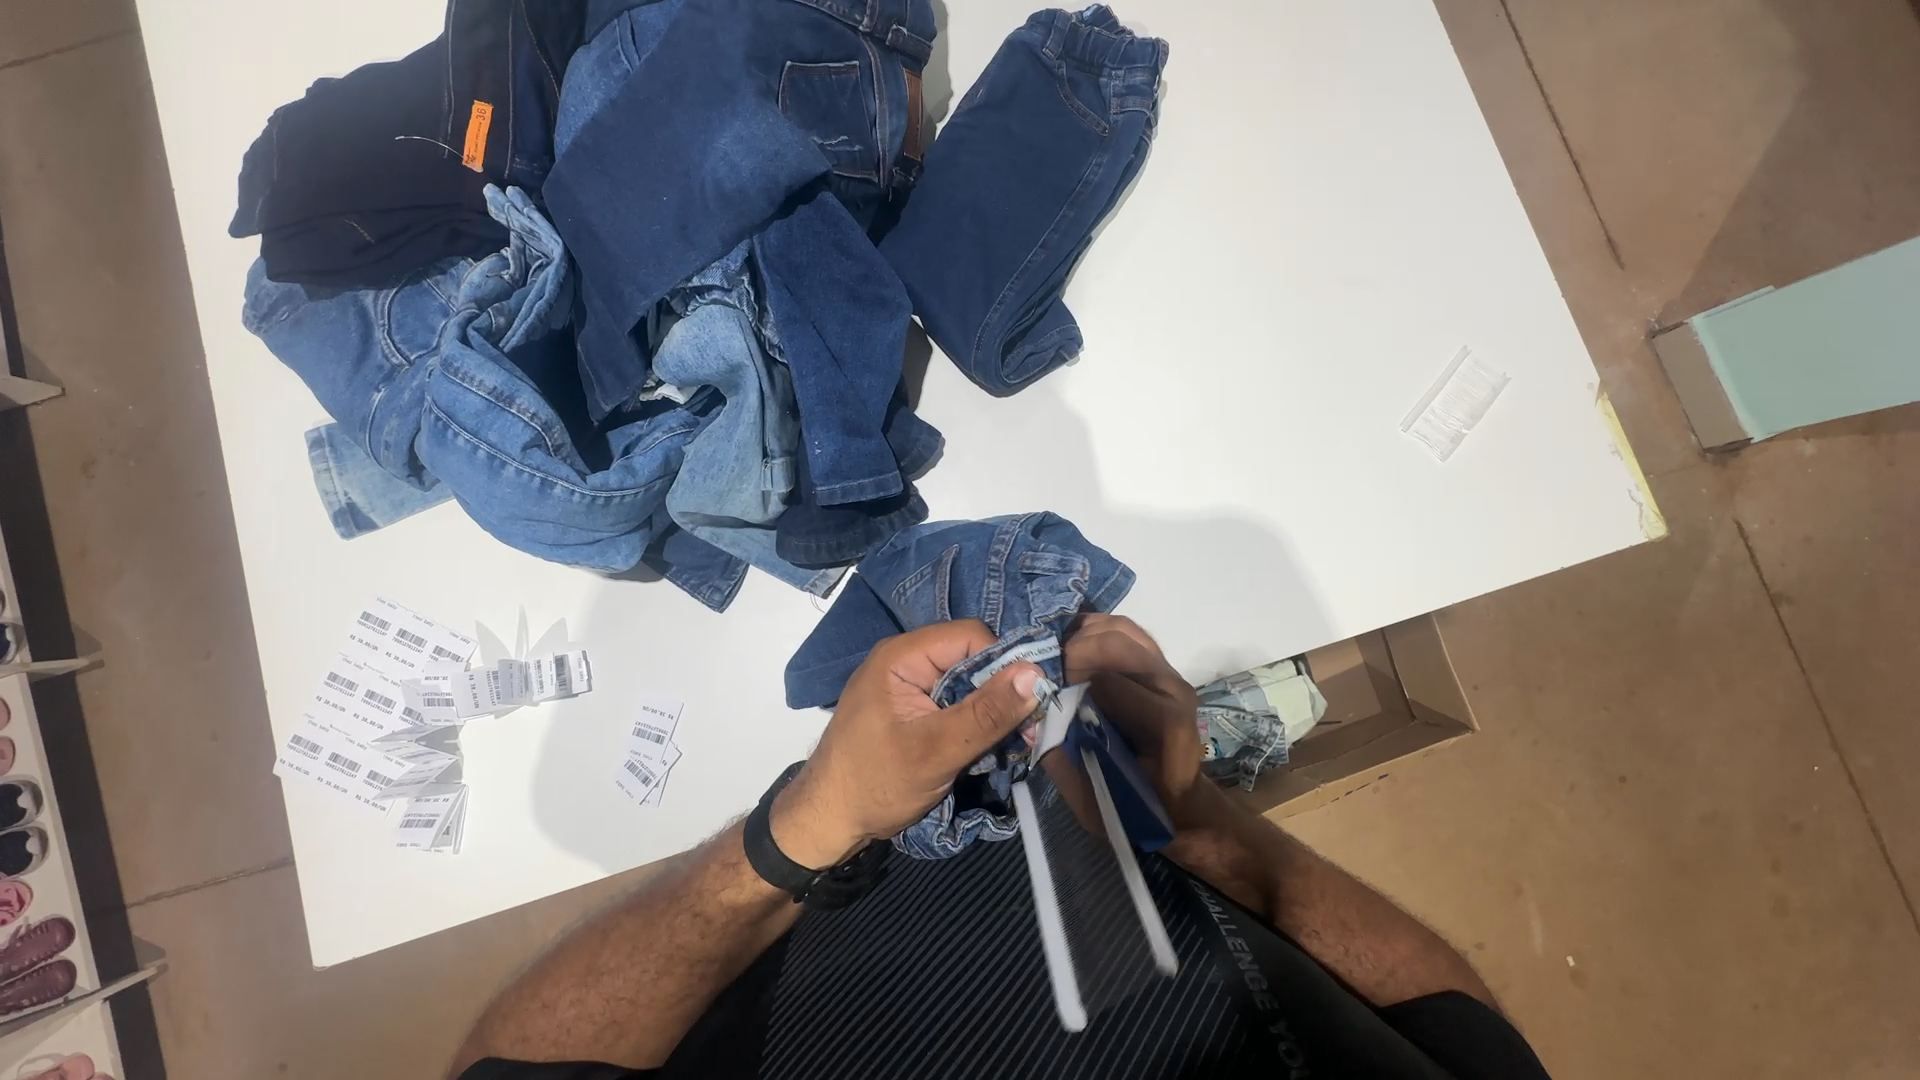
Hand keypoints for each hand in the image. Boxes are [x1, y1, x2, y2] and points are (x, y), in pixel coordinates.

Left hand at [771, 620, 1042, 868]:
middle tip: (1026, 733)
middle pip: (972, 658)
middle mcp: (906, 660)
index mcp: (903, 656)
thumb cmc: (875, 784)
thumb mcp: (937, 751)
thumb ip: (986, 713)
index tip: (1028, 705)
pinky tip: (986, 748)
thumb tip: (1035, 674)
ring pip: (967, 683)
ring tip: (1010, 746)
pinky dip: (974, 723)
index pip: (972, 636)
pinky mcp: (912, 709)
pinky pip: (954, 703)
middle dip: (1001, 693)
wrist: (827, 822)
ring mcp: (908, 686)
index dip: (1004, 665)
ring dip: (990, 713)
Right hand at [1064, 614, 1205, 824]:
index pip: (1109, 683)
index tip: (1045, 696)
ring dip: (1083, 635)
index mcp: (1163, 726)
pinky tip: (1073, 647)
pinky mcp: (1160, 664)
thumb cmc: (1139, 807)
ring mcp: (1169, 672)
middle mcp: (1172, 689)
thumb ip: (1063, 766)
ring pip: (1121, 628)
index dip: (1070, 683)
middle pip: (1117, 644)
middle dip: (1073, 651)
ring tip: (1058, 657)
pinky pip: (1126, 630)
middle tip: (1047, 672)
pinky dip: (1095, 631)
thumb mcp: (1095, 805)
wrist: (1182, 801)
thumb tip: (1030, 724)